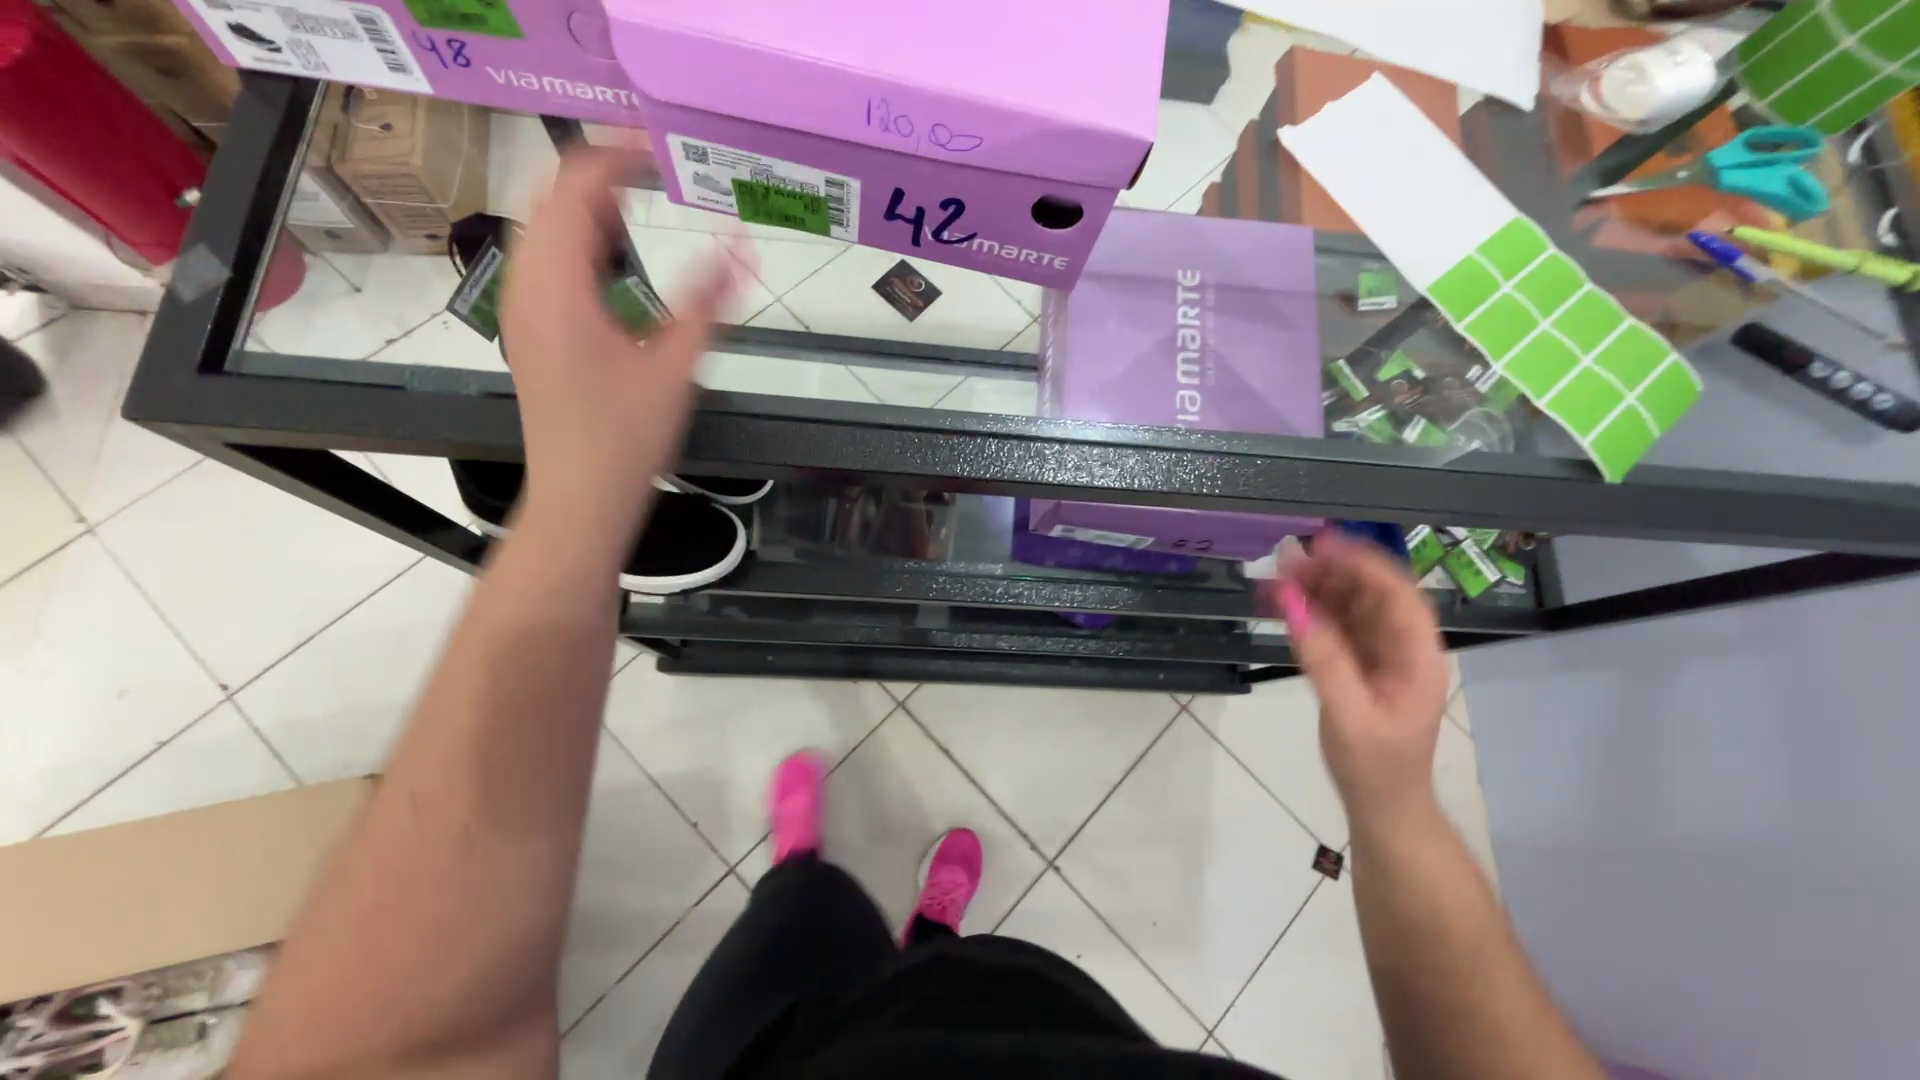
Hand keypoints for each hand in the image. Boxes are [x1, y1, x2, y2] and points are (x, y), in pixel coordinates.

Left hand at [502, 145, 742, 536]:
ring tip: (644, 203)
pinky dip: (581, 239)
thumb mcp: (677, 365)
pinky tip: (618, 258)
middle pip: (554, 196)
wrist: (579, 499)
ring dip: (592, 206)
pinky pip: (546, 258)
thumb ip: (711, 297)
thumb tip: (745, 244)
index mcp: (557, 285)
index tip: (667, 151)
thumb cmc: (624, 439)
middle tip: (661, 172)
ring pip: (546, 225)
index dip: (620, 155)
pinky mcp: (531, 328)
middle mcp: (527, 285)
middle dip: (605, 174)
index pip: (576, 185)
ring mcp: (523, 307)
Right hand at [1275, 533, 1450, 829]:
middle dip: (1333, 572)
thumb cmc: (1375, 768)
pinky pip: (1337, 629)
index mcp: (1418, 657)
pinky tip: (1284, 603)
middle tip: (1287, 557)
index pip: (1397, 595)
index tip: (1322, 546)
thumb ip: (1323, 659)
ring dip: (1319, 588)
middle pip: (1372, 595)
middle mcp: (1403, 649)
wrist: (1384, 810)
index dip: (1363, 564)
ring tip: (1280, 573)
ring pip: (1352, 608)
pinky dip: (1312, 612)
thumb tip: (1293, 605)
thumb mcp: (1348, 715)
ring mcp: (1381, 658)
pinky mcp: (1359, 668)